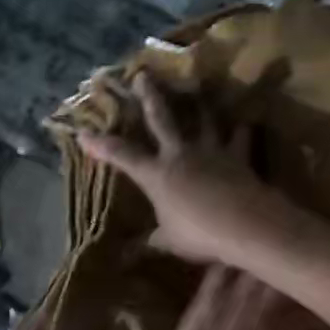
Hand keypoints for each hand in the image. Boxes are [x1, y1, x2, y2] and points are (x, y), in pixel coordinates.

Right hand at [77, 73, 310, 266]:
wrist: (244, 223)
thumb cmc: (200, 234)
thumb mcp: (170, 241)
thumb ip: (151, 241)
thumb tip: (127, 254)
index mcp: (156, 174)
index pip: (122, 156)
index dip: (101, 144)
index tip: (83, 132)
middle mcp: (181, 154)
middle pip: (162, 120)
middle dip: (149, 97)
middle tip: (142, 74)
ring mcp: (211, 151)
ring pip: (203, 120)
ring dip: (199, 105)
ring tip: (199, 89)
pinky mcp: (238, 156)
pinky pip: (241, 138)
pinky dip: (243, 129)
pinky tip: (246, 120)